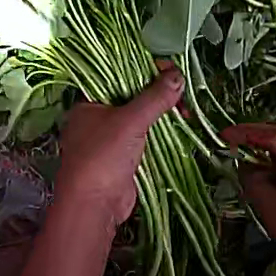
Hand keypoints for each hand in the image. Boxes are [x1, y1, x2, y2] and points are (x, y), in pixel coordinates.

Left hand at [55, 67, 184, 228]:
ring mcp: (109, 140)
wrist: (94, 205)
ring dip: (162, 115)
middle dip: (158, 94)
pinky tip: (179, 128)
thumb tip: (178, 75)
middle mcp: (96, 119)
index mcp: (89, 103)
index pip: (119, 75)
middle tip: (184, 96)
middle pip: (132, 97)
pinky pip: (144, 138)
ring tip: (186, 112)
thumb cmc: (102, 157)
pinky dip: (160, 133)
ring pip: (140, 119)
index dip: (145, 70)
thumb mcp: (129, 122)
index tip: (171, 70)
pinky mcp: (122, 158)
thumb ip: (154, 98)